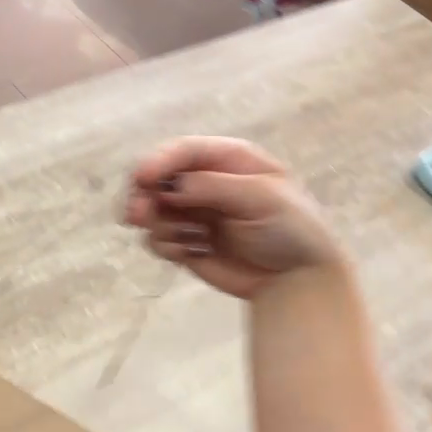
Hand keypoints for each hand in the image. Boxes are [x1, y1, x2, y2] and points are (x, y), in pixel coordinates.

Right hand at [124, 136, 342, 298]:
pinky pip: (156, 239)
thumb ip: (214, 187)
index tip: (142, 179)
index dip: (159, 161)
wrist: (295, 280)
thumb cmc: (291, 229)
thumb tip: (170, 188)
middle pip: (156, 179)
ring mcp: (191, 214)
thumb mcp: (263, 198)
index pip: (183, 151)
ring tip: (183, 241)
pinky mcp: (182, 242)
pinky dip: (166, 246)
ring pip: (150, 211)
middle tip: (135, 216)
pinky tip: (194, 253)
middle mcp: (204, 182)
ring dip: (157, 225)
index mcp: (228, 161)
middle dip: (143, 196)